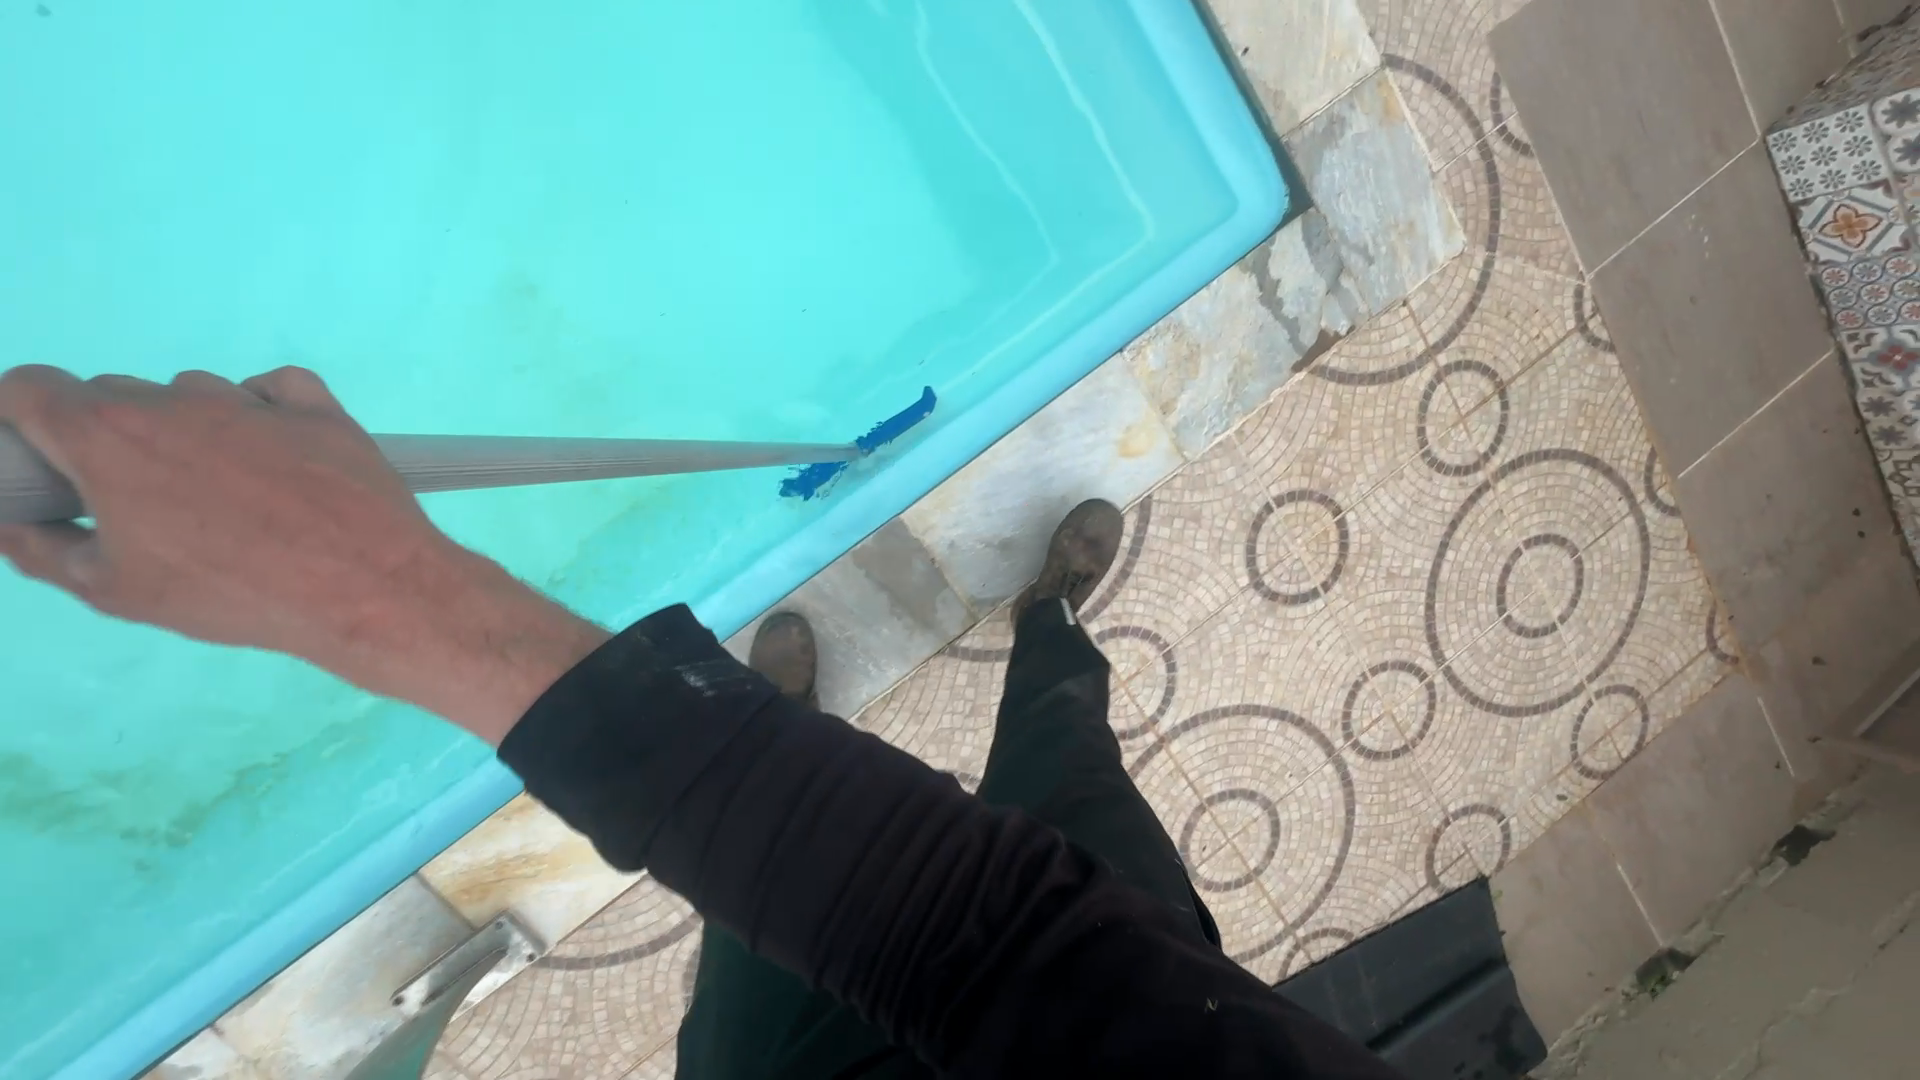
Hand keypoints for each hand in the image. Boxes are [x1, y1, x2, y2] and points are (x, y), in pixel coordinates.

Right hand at [0, 365, 608, 744]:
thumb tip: (15, 521)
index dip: (28, 421)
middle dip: (119, 438)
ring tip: (234, 490)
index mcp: (106, 434)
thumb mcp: (114, 589)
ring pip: (202, 395)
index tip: (49, 460)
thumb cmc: (239, 592)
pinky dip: (270, 407)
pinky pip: (281, 388)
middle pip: (120, 397)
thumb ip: (42, 547)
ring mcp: (260, 404)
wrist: (371, 587)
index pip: (29, 389)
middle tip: (153, 497)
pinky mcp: (327, 413)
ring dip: (199, 427)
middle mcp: (181, 403)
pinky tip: (279, 447)